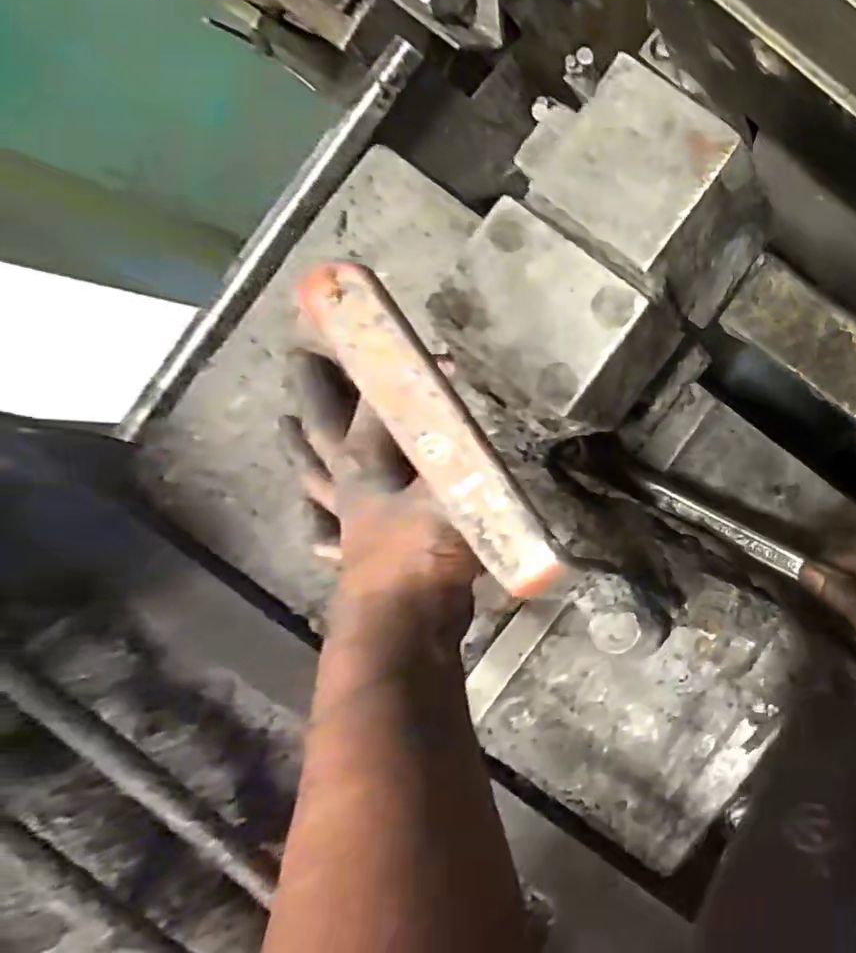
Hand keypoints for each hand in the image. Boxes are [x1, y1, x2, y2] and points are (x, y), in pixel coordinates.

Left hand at [280, 349, 478, 630]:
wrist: (406, 622)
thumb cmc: (426, 551)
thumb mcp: (453, 487)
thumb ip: (454, 442)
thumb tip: (457, 394)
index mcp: (368, 467)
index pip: (375, 408)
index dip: (392, 375)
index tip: (420, 348)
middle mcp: (350, 489)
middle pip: (322, 433)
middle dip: (315, 394)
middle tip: (304, 358)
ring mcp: (350, 523)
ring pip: (314, 478)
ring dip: (300, 450)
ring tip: (283, 427)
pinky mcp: (360, 554)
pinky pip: (327, 531)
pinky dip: (318, 523)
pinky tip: (317, 526)